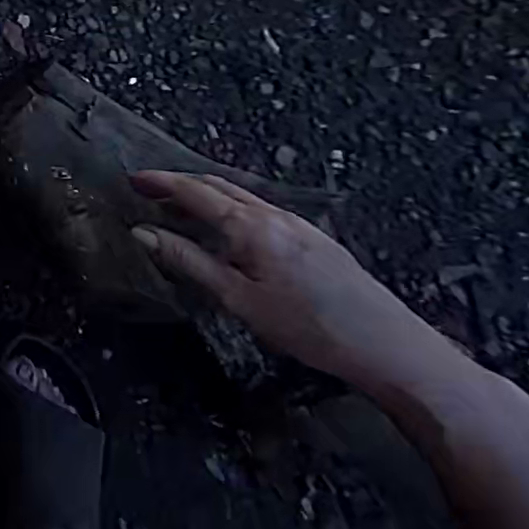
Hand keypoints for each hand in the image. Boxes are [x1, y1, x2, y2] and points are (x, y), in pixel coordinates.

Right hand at [130, 168, 464, 394]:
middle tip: (148, 189)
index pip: (194, 192)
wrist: (395, 350)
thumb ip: (188, 261)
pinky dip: (230, 204)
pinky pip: (259, 206)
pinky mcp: (314, 237)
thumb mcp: (238, 300)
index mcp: (250, 226)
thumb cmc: (310, 328)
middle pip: (217, 185)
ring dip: (205, 192)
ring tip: (179, 206)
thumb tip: (142, 233)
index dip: (160, 182)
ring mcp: (298, 223)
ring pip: (240, 194)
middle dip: (179, 182)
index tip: (133, 179)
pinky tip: (228, 226)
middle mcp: (273, 214)